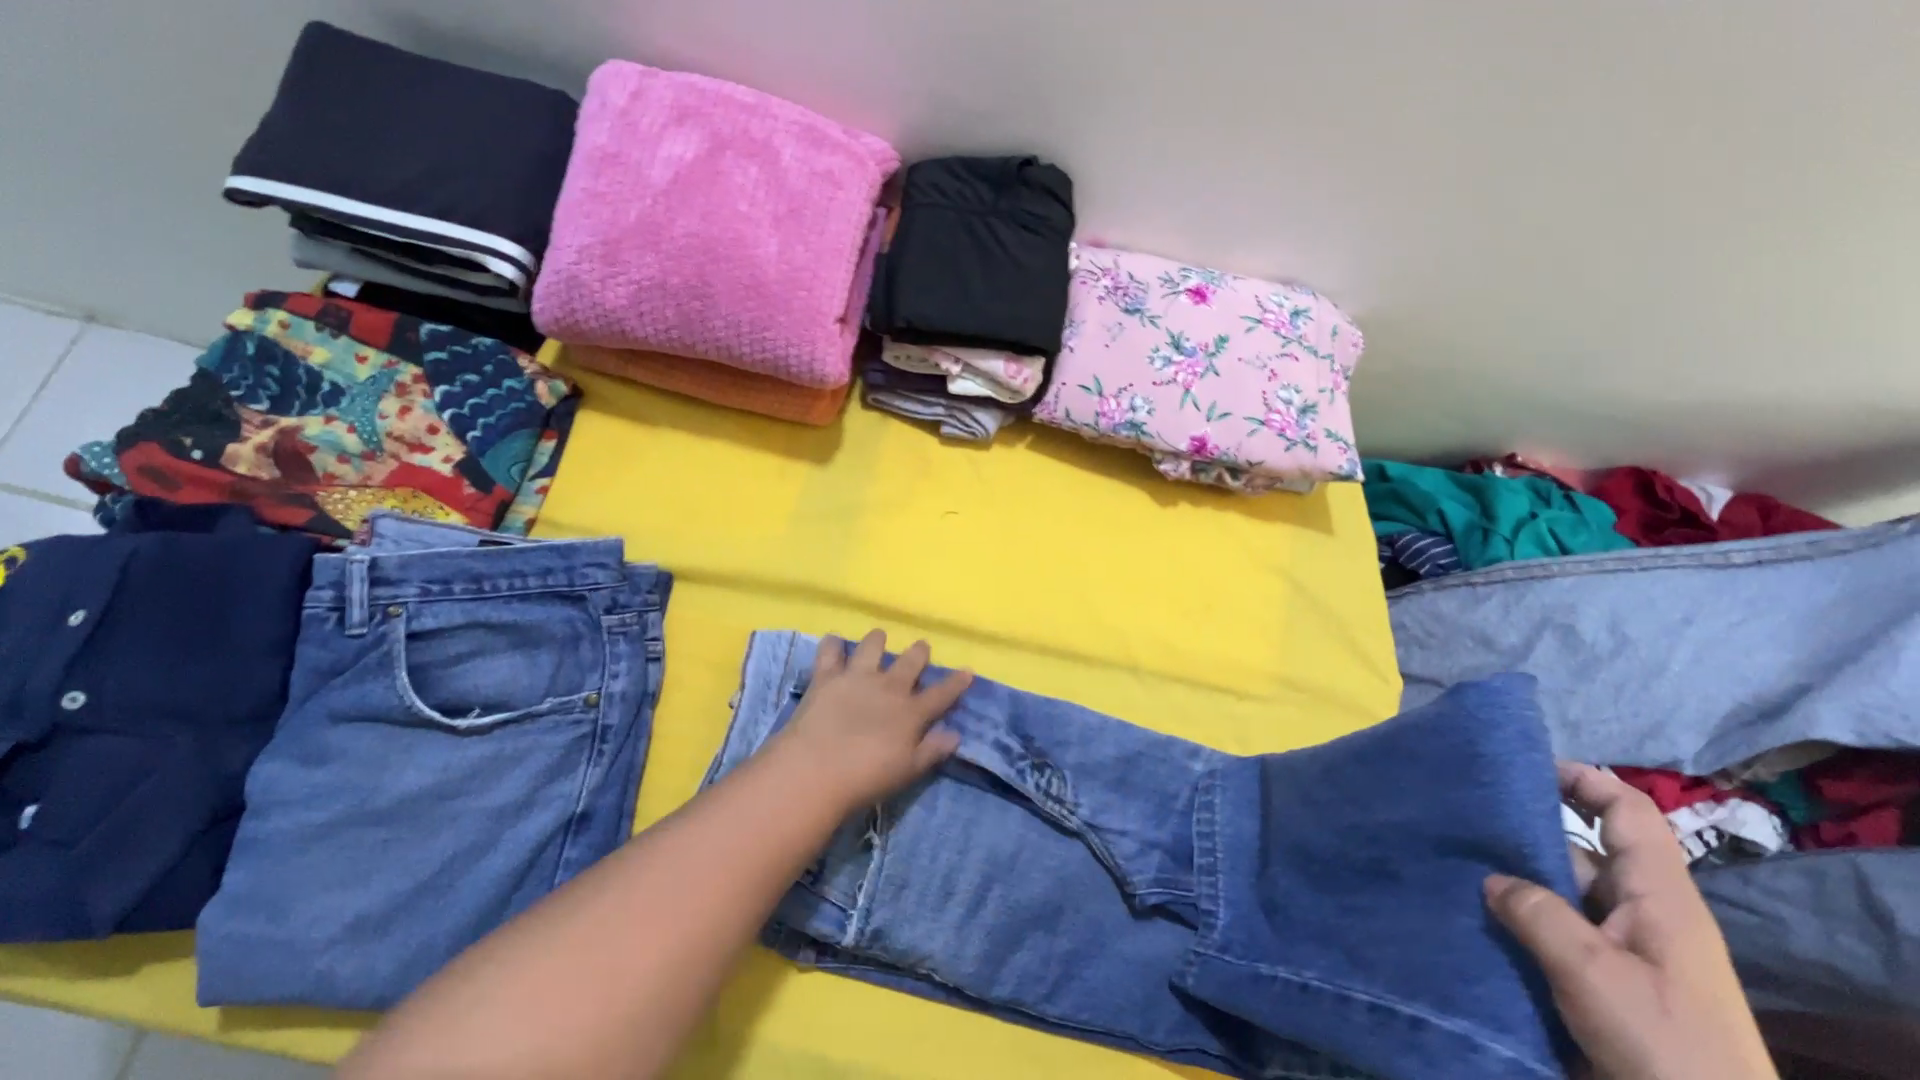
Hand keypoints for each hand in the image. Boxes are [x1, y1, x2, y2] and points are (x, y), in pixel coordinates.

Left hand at [771, 630, 972, 812]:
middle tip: (921, 647)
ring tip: (879, 637)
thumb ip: (932, 751)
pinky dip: (833, 644)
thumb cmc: (866, 778)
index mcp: (911, 712)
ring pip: (872, 646)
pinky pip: (830, 652)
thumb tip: (955, 735)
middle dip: (919, 652)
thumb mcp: (908, 771)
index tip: (967, 671)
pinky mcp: (826, 677)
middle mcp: (888, 687)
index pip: (942, 694)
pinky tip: (834, 640)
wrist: (817, 768)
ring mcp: (857, 678)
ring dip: (878, 640)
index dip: (956, 682)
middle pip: (910, 662)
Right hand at [1485, 763, 1776, 1079]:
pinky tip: (1480, 925)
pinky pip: (1561, 937)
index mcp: (1658, 896)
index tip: (1525, 766)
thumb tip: (1491, 879)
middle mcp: (1644, 914)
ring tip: (1456, 873)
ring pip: (1566, 898)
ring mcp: (1628, 952)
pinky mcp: (1611, 986)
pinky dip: (1523, 926)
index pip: (1627, 813)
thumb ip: (1537, 914)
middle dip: (1528, 837)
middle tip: (1464, 825)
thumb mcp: (1592, 973)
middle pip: (1584, 854)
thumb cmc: (1662, 1041)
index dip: (1584, 781)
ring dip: (1519, 887)